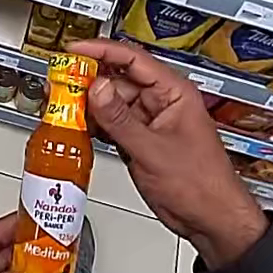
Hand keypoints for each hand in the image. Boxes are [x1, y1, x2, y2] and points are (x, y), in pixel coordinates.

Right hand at [68, 39, 267, 266]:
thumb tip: (96, 89)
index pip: (133, 59)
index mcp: (173, 93)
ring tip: (64, 106)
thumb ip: (120, 119)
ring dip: (89, 105)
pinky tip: (79, 127)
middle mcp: (160, 102)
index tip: (76, 50)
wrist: (211, 221)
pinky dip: (95, 125)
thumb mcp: (153, 150)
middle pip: (117, 79)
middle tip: (61, 83)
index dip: (102, 51)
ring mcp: (149, 122)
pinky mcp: (139, 140)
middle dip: (89, 80)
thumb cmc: (202, 186)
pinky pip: (112, 123)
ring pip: (111, 102)